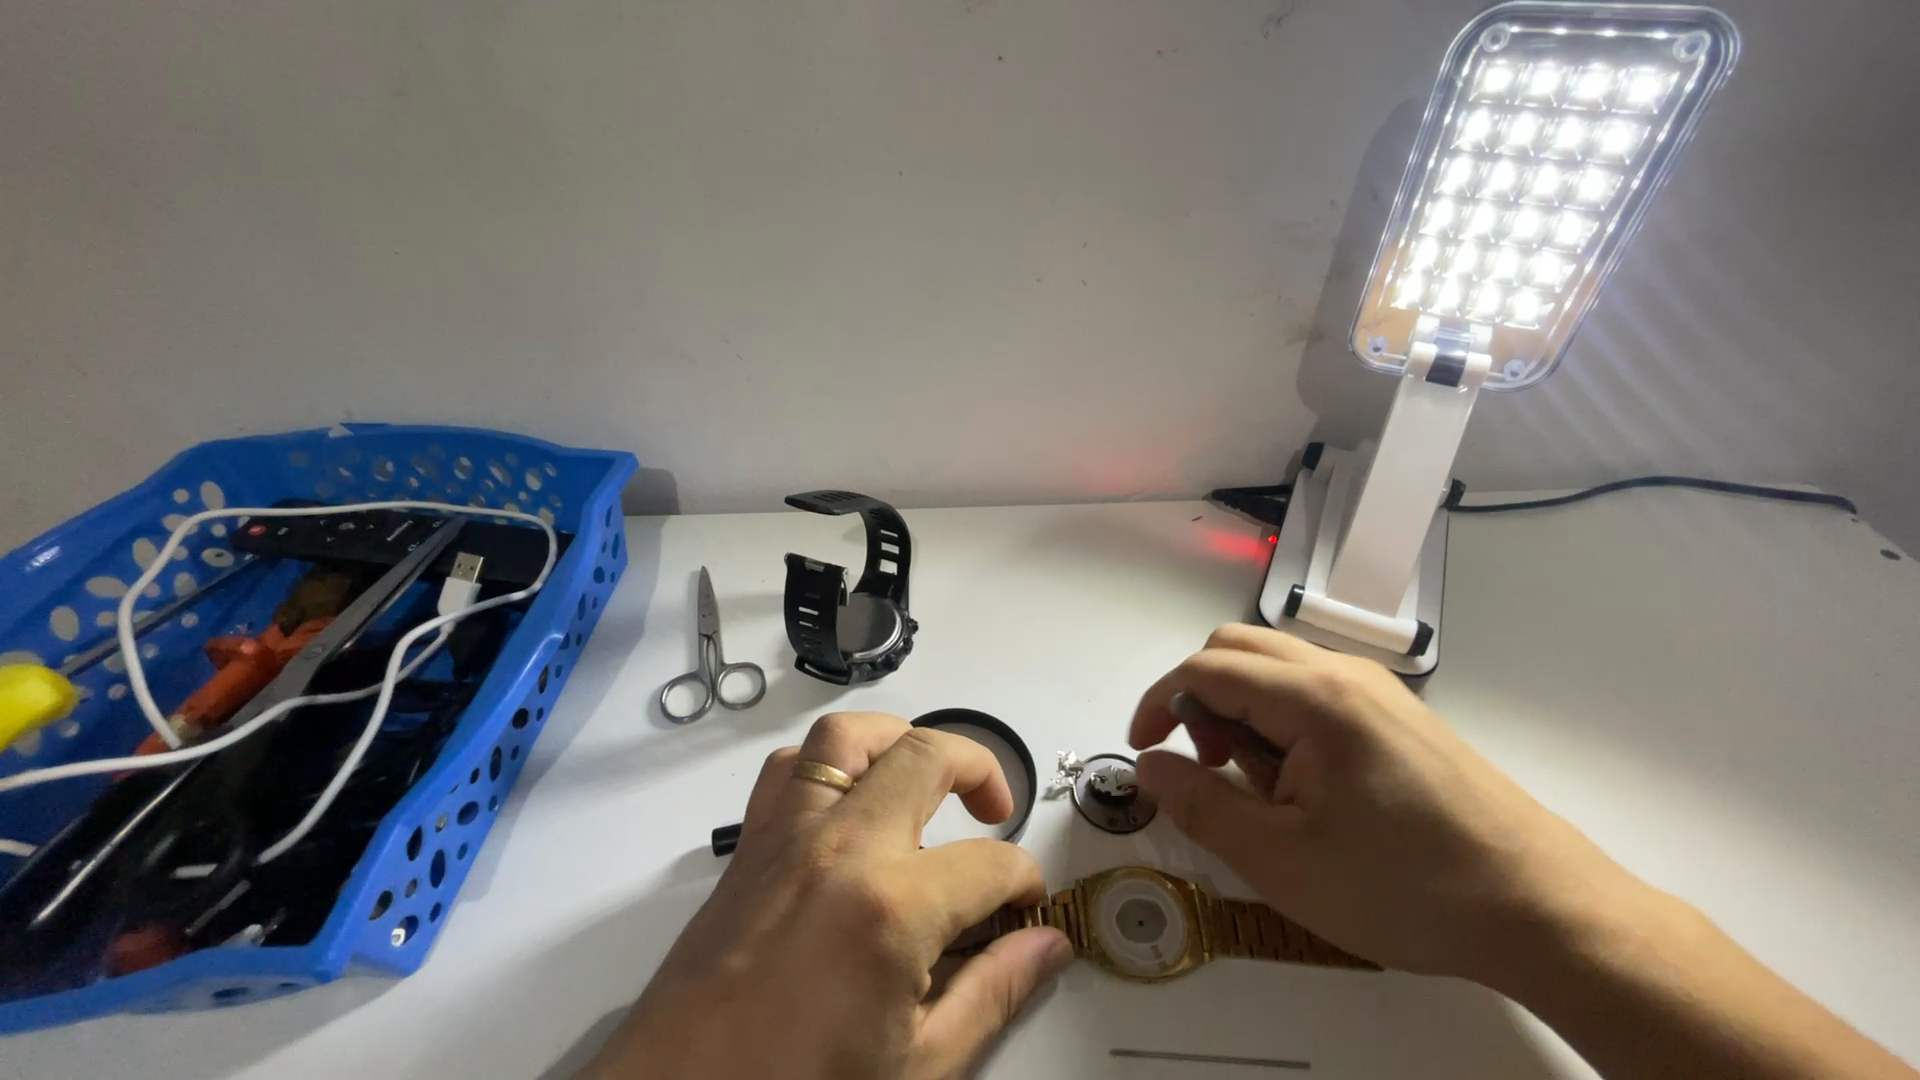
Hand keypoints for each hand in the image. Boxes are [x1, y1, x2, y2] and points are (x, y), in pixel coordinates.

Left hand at [587, 713, 1072, 1079]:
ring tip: (924, 773)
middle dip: (980, 769)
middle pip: (927, 757)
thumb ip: (992, 994)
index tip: (1027, 901)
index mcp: (890, 909)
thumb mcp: (917, 1064)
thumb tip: (1045, 945)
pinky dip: (829, 762)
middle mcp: (841, 848)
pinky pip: (789, 767)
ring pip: (849, 736)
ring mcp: (788, 836)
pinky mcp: (751, 845)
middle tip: (996, 811)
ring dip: (899, 739)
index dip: (1025, 879)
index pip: (990, 864)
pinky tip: (851, 799)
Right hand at [1129, 625, 1650, 987]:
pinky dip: (1280, 720)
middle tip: (1207, 766)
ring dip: (1241, 709)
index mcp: (1314, 698)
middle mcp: (1346, 674)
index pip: (1206, 667)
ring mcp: (1380, 692)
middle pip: (1239, 648)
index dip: (1158, 702)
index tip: (1142, 751)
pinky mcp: (1400, 717)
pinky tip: (1304, 787)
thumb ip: (1201, 804)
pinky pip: (1315, 692)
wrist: (1546, 913)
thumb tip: (1149, 766)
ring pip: (1277, 668)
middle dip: (1199, 697)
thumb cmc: (1406, 889)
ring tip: (1259, 787)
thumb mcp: (1281, 861)